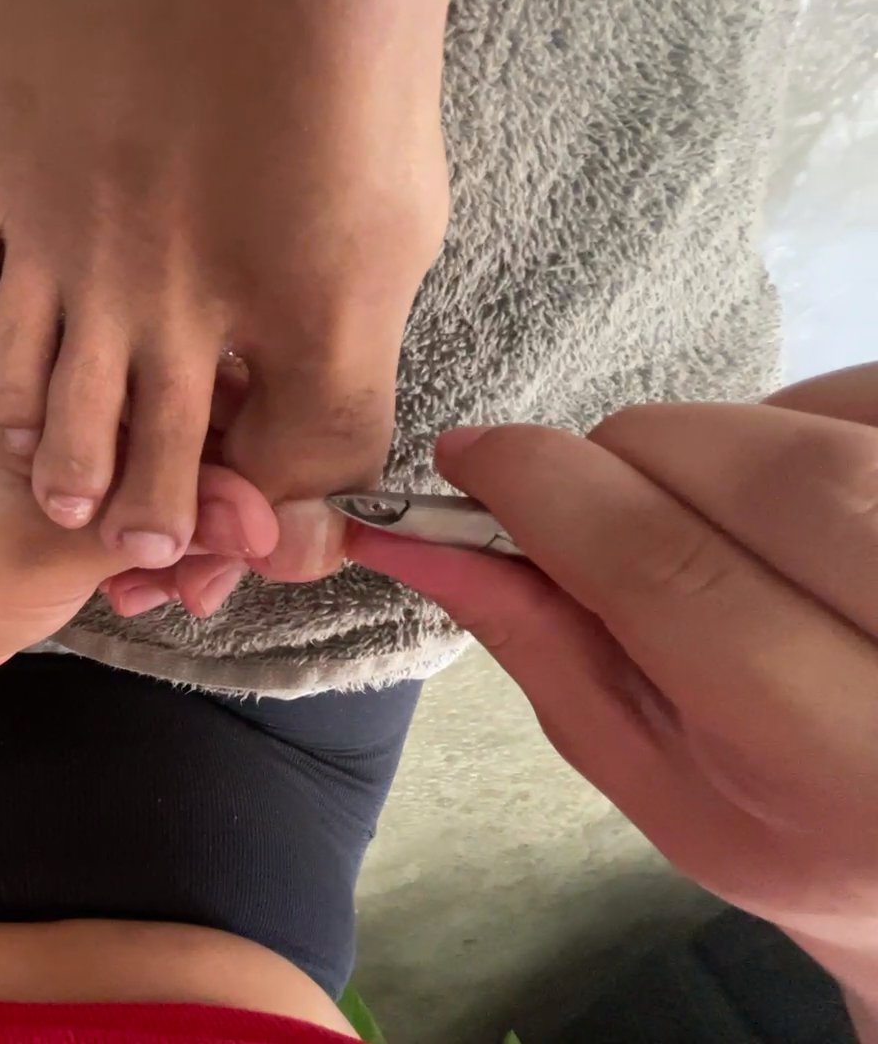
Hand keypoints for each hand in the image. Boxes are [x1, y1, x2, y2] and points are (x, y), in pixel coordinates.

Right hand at [0, 0, 452, 578]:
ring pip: (30, 405)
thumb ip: (349, 310)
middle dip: (149, 523)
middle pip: (148, 466)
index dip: (285, 500)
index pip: (305, 456)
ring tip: (56, 481)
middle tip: (141, 545)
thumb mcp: (397, 170)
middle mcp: (164, 284)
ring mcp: (54, 236)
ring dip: (49, 459)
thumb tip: (289, 399)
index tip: (260, 503)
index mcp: (305, 279)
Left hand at [0, 409, 278, 687]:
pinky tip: (164, 598)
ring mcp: (83, 473)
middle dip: (222, 512)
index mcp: (57, 404)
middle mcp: (76, 427)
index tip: (263, 526)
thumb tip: (264, 519)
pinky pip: (153, 524)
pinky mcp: (87, 516)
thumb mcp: (60, 551)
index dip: (232, 457)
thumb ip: (160, 529)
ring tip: (189, 597)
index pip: (173, 397)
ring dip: (199, 546)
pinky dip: (171, 561)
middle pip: (188, 446)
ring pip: (177, 490)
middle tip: (225, 573)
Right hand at [351, 363, 877, 993]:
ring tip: (708, 510)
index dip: (542, 487)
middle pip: (774, 476)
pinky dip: (807, 422)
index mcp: (836, 762)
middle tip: (586, 489)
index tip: (466, 455)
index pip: (665, 570)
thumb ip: (527, 637)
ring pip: (833, 427)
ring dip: (719, 441)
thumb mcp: (629, 755)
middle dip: (630, 452)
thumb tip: (403, 536)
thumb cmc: (777, 814)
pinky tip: (801, 496)